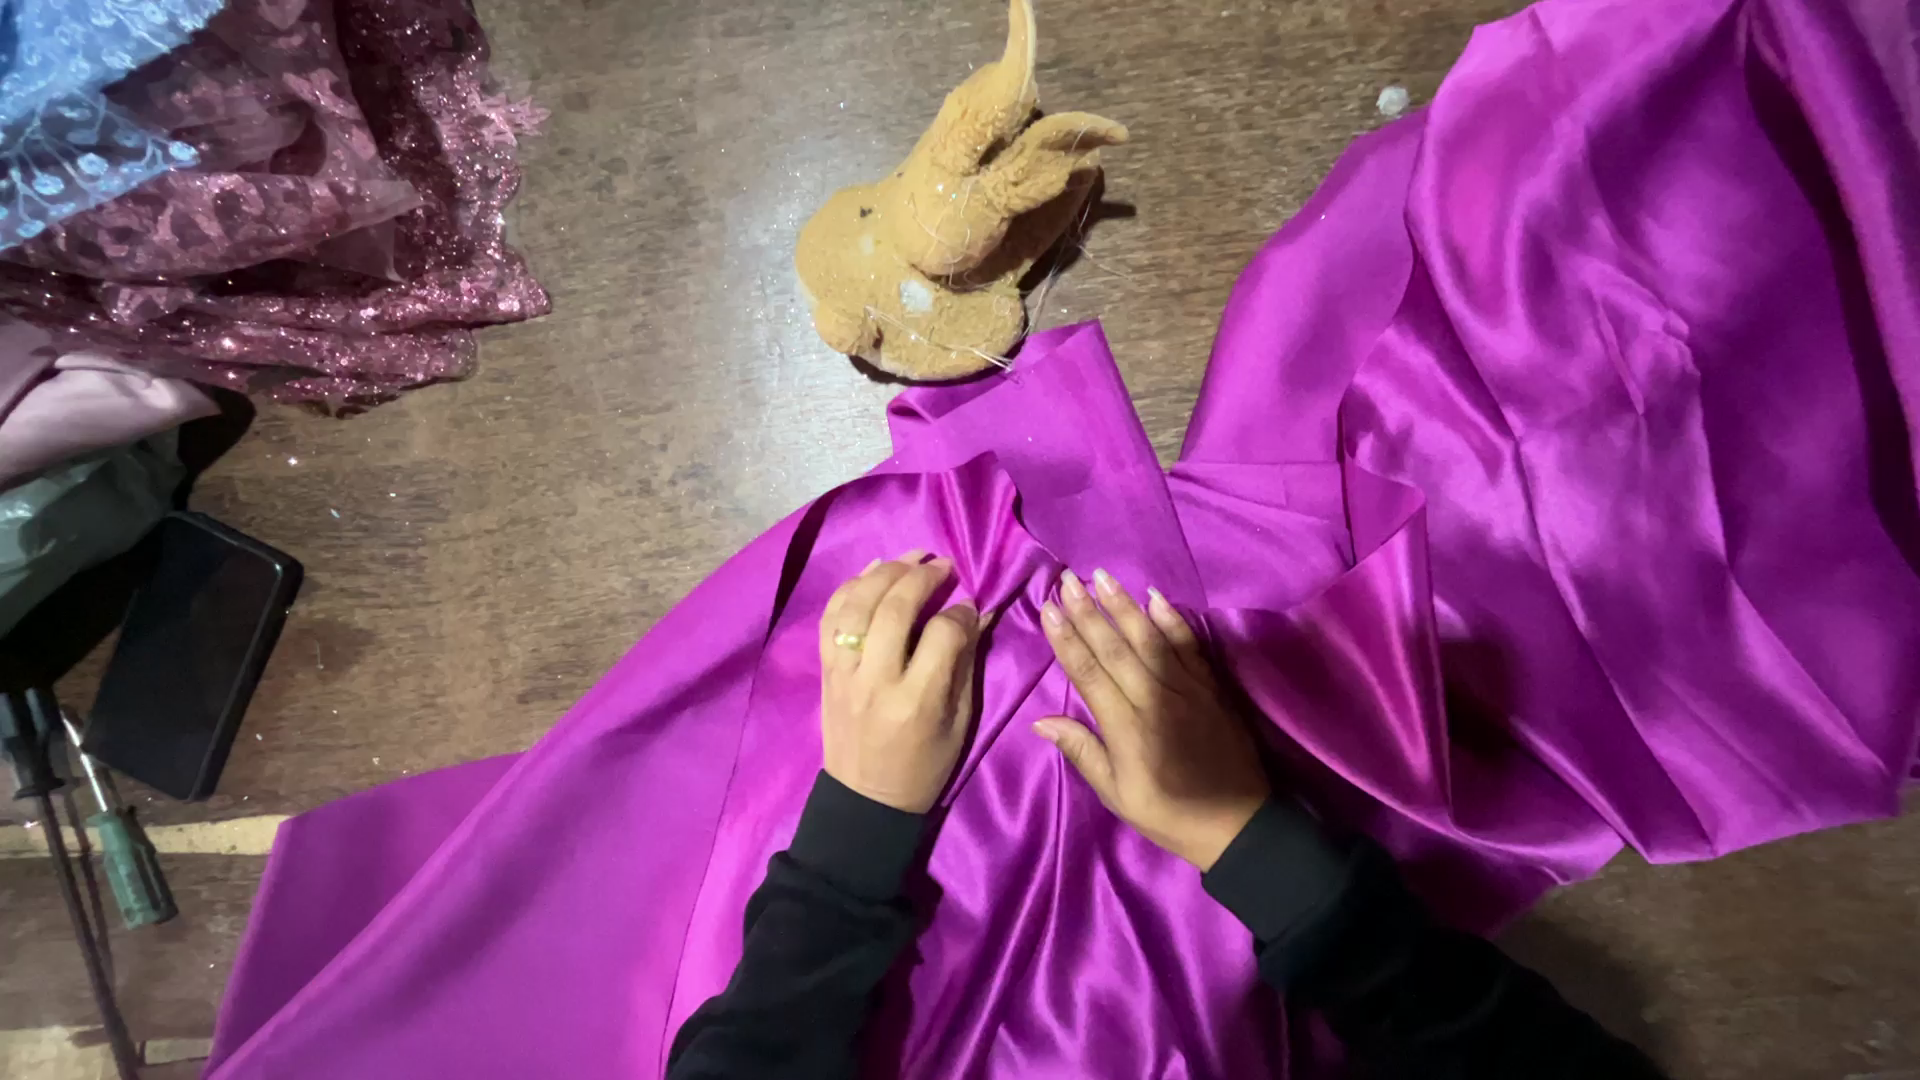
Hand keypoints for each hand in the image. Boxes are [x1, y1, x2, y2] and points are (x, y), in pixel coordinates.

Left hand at [819, 553, 982, 812]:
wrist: (865, 801)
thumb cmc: (925, 766)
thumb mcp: (960, 722)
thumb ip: (966, 664)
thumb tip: (977, 611)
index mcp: (917, 701)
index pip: (942, 634)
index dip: (961, 611)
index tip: (971, 605)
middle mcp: (876, 681)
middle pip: (895, 609)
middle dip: (923, 577)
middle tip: (944, 565)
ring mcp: (844, 673)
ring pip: (857, 605)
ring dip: (885, 573)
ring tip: (910, 558)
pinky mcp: (825, 670)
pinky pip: (830, 617)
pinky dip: (849, 588)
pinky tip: (872, 572)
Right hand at [1035, 569, 1269, 870]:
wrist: (1239, 824)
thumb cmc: (1169, 813)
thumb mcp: (1118, 795)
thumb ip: (1083, 752)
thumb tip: (1041, 721)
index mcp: (1127, 727)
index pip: (1088, 673)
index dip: (1066, 639)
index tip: (1049, 608)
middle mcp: (1154, 698)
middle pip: (1115, 648)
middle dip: (1088, 611)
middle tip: (1067, 579)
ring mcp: (1186, 688)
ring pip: (1149, 638)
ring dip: (1123, 605)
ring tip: (1101, 576)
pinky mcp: (1210, 686)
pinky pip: (1189, 645)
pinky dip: (1172, 620)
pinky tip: (1154, 598)